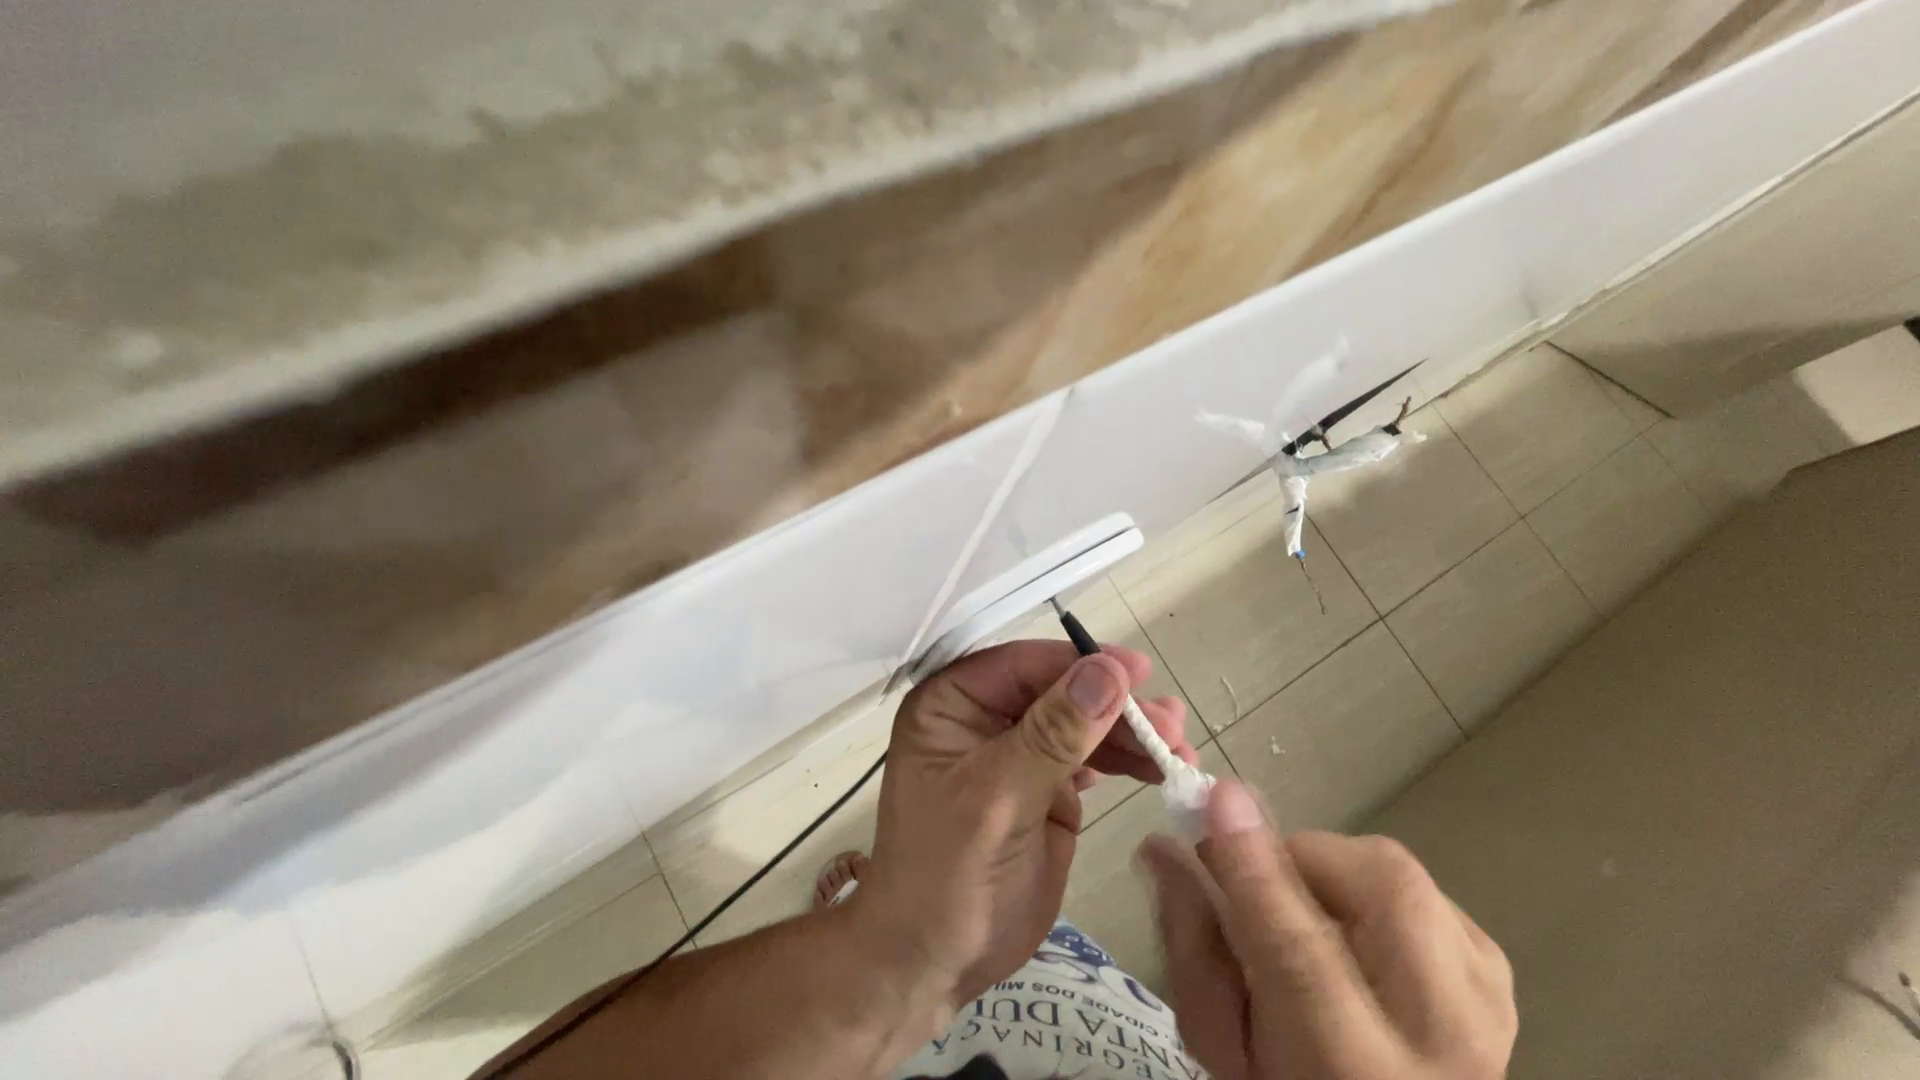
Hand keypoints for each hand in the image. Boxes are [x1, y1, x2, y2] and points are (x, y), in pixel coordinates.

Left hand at [852, 639, 1197, 1010]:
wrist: (935, 960)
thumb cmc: (948, 874)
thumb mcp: (998, 799)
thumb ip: (1053, 735)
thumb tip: (1107, 671)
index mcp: (951, 705)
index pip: (1024, 664)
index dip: (1082, 663)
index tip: (1140, 673)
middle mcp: (983, 719)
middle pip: (1060, 691)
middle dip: (1116, 706)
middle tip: (1173, 726)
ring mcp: (1016, 753)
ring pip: (1081, 724)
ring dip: (1131, 734)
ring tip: (1180, 750)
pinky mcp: (1044, 789)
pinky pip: (1090, 760)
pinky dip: (1125, 761)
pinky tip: (1157, 768)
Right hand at [1139, 782, 1515, 1079]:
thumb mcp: (1218, 1037)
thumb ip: (1190, 941)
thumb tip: (1164, 845)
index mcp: (1348, 1072)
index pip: (1301, 959)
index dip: (1258, 873)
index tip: (1219, 800)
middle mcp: (1441, 1040)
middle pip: (1382, 892)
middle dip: (1301, 856)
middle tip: (1252, 874)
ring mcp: (1485, 1004)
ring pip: (1398, 873)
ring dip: (1331, 873)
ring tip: (1300, 915)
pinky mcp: (1496, 973)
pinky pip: (1420, 886)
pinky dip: (1367, 887)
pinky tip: (1349, 933)